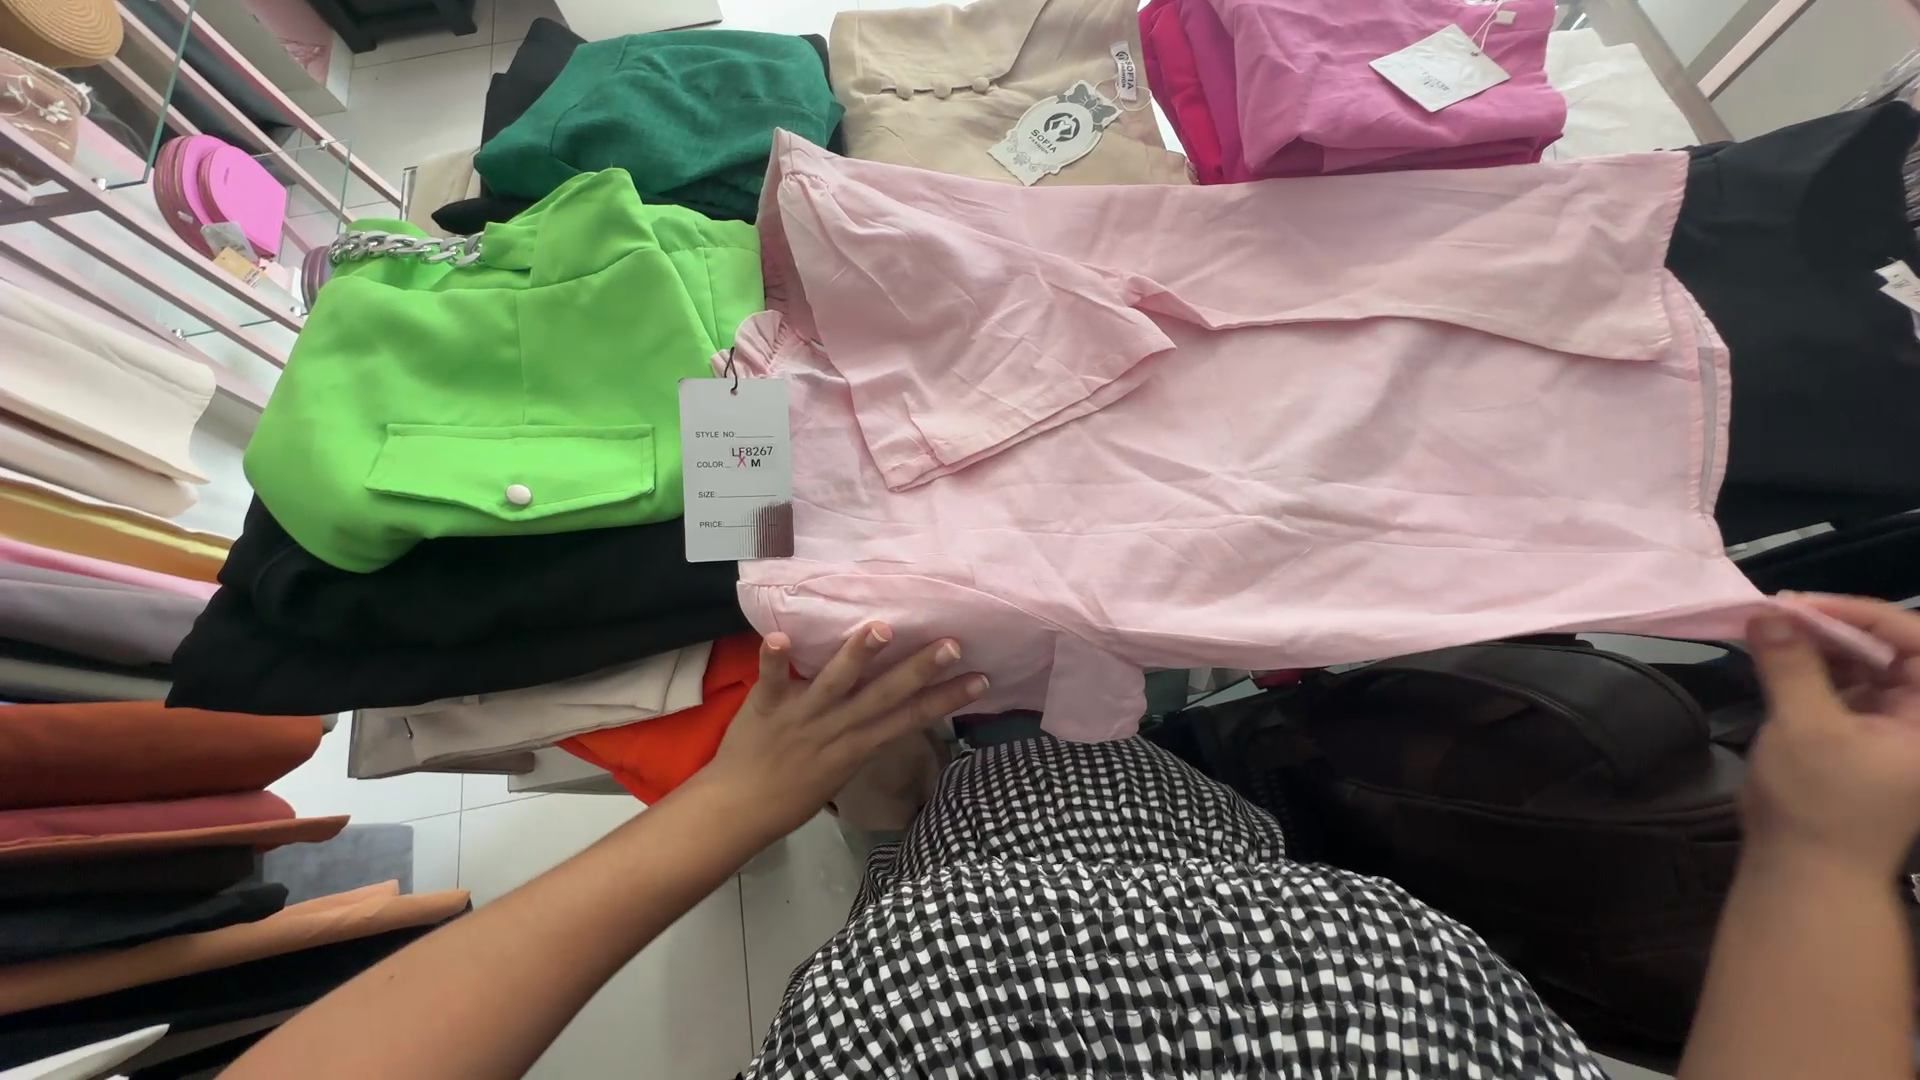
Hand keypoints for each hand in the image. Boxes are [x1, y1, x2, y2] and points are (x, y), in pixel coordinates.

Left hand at [695, 624, 987, 843]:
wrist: (738, 812)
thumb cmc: (794, 792)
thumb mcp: (843, 768)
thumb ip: (864, 734)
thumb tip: (891, 708)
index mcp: (859, 743)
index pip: (911, 717)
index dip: (948, 699)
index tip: (981, 678)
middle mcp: (838, 727)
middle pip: (884, 695)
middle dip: (919, 669)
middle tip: (952, 645)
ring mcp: (802, 715)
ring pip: (836, 681)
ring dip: (858, 656)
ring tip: (881, 628)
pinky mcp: (766, 707)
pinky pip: (771, 680)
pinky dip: (774, 660)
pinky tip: (779, 636)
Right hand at [1743, 595, 1919, 876]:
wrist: (1809, 861)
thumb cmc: (1823, 798)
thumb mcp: (1805, 727)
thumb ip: (1790, 666)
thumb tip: (1768, 614)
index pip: (1919, 642)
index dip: (1860, 615)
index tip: (1794, 604)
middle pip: (1892, 648)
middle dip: (1832, 625)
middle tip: (1771, 614)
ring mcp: (1894, 722)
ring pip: (1863, 662)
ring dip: (1815, 643)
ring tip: (1764, 629)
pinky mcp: (1859, 729)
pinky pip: (1841, 683)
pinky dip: (1807, 665)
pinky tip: (1771, 654)